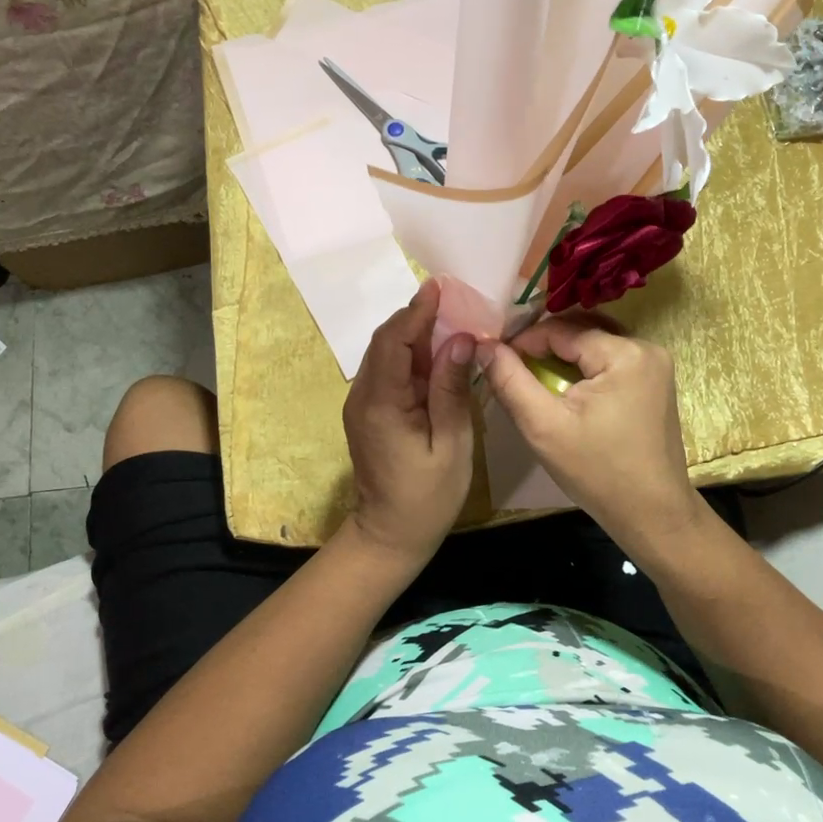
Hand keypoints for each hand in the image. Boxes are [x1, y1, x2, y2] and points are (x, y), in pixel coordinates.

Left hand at [342, 279, 476, 565]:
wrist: (389, 534)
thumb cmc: (427, 497)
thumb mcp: (451, 444)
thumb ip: (452, 390)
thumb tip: (461, 340)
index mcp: (382, 403)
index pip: (394, 342)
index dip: (416, 312)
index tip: (439, 287)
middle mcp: (363, 397)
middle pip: (385, 342)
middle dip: (416, 317)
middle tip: (452, 299)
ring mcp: (361, 404)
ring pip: (384, 355)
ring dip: (413, 335)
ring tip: (449, 319)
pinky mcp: (367, 413)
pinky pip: (387, 372)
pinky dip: (410, 356)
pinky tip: (436, 354)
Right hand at [476, 315, 705, 555]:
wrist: (652, 513)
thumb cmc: (597, 472)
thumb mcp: (543, 427)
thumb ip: (510, 381)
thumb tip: (483, 345)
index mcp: (625, 354)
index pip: (561, 329)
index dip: (523, 341)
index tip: (495, 359)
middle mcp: (646, 349)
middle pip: (580, 331)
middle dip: (543, 345)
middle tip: (511, 366)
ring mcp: (655, 365)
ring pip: (594, 344)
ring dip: (562, 355)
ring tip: (532, 375)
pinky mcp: (654, 382)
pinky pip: (609, 361)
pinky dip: (583, 367)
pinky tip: (563, 388)